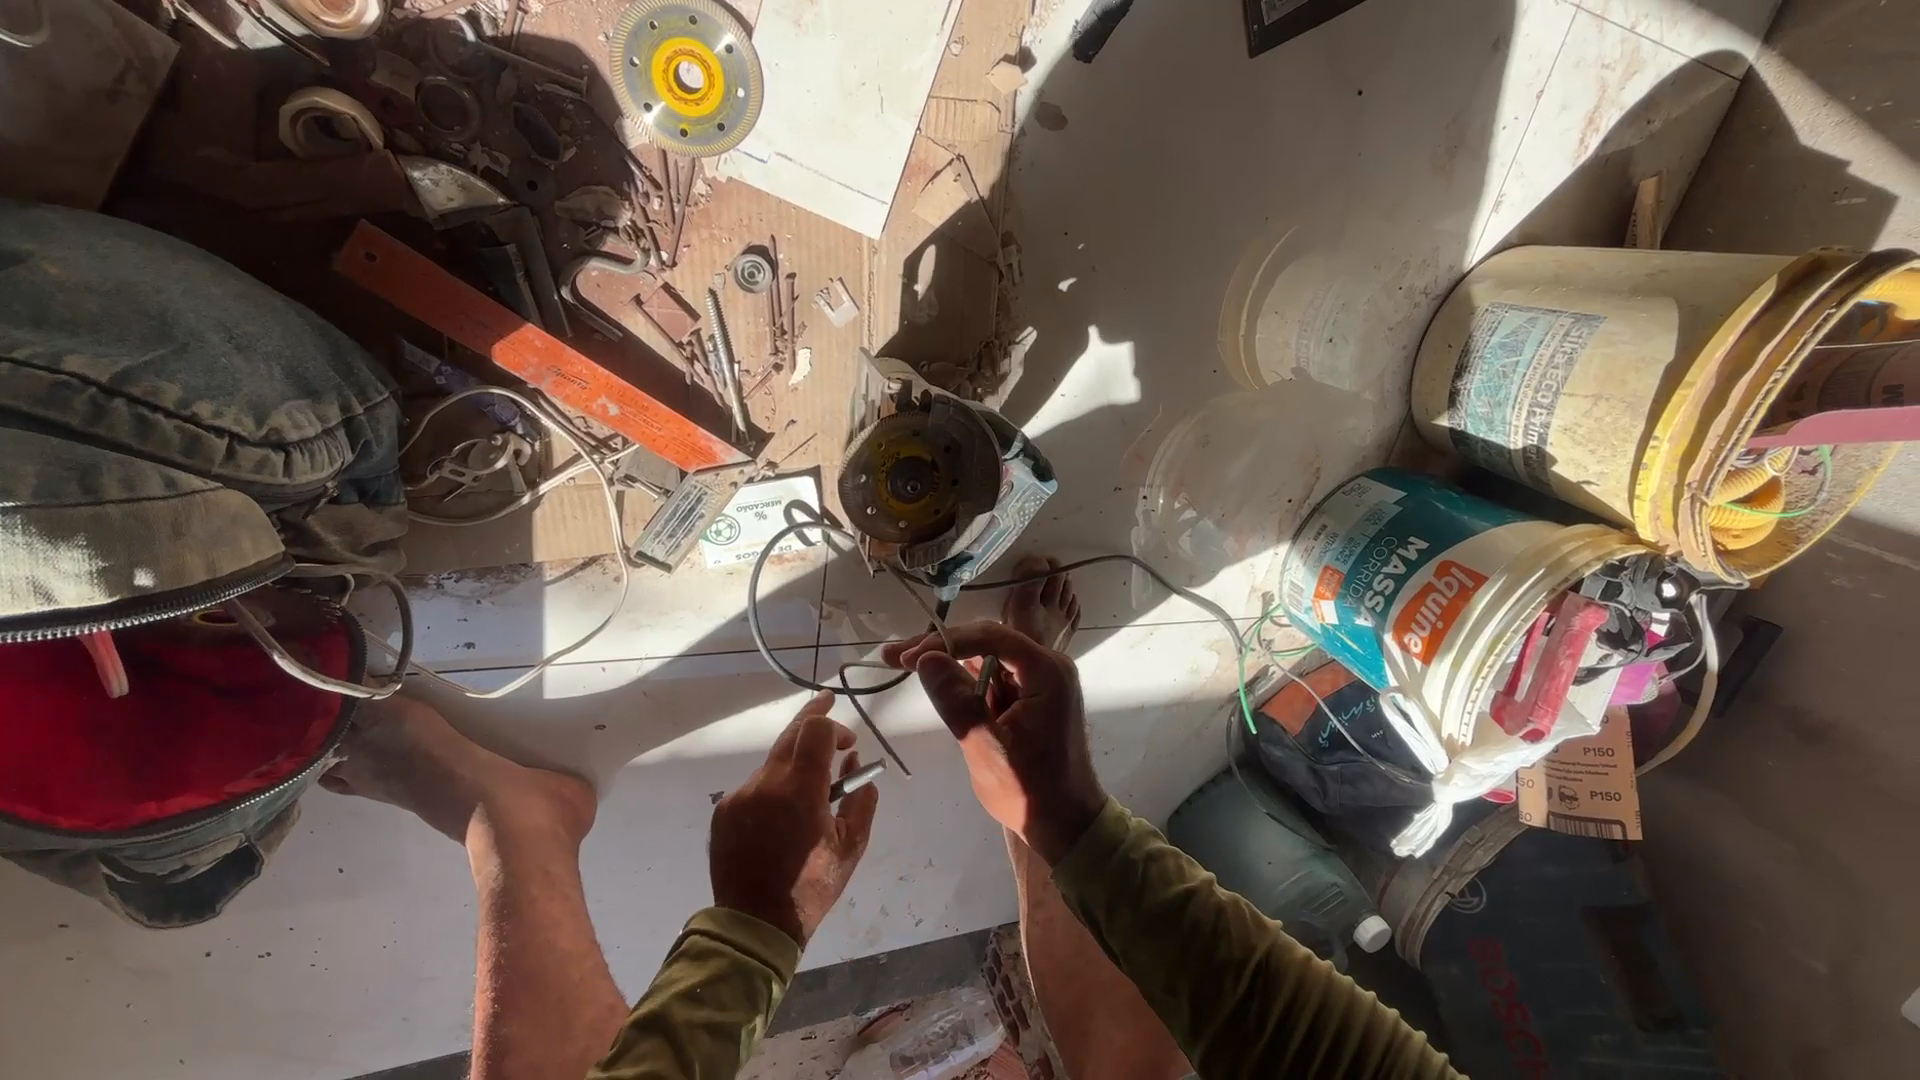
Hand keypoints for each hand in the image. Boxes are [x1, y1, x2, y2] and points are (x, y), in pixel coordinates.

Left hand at [709, 692, 879, 945]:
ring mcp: (740, 795)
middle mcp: (766, 782)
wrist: (755, 924)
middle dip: (813, 717)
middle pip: (791, 733)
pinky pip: (755, 786)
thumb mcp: (852, 844)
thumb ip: (860, 797)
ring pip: (774, 761)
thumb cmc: (812, 887)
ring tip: (810, 792)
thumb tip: (855, 762)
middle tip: (828, 701)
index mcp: (800, 789)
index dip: (834, 726)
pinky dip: (773, 787)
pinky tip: (782, 816)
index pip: (815, 729)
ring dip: (795, 762)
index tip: (848, 743)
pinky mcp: (724, 810)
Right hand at [884, 622, 1106, 864]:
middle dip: (940, 647)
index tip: (907, 657)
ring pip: (986, 656)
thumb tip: (926, 658)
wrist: (1066, 823)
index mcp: (1047, 672)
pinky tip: (934, 676)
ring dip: (947, 660)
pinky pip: (993, 676)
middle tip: (894, 656)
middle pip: (987, 641)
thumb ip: (956, 701)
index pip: (990, 637)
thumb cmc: (1031, 791)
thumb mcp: (986, 748)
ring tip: (902, 661)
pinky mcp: (1030, 694)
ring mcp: (1040, 680)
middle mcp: (1048, 666)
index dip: (945, 642)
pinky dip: (963, 678)